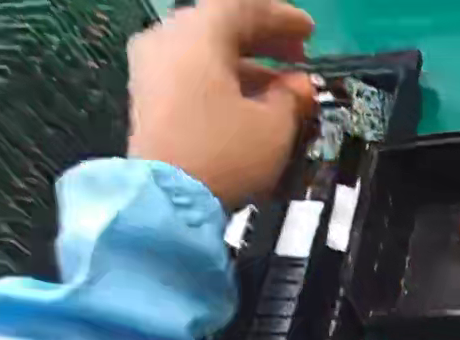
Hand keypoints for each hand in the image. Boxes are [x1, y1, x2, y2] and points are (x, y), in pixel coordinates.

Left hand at [127, 0, 317, 207]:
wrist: (167, 200)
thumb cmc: (225, 156)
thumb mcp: (273, 129)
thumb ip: (292, 99)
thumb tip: (301, 85)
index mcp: (199, 32)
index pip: (244, 6)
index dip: (282, 17)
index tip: (311, 33)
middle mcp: (169, 37)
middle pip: (221, 26)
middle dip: (264, 41)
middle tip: (297, 58)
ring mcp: (152, 67)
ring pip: (207, 53)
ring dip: (247, 67)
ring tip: (279, 93)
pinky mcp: (149, 99)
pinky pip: (192, 76)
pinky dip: (223, 83)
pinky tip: (247, 107)